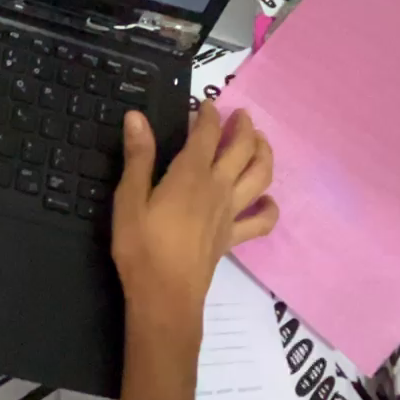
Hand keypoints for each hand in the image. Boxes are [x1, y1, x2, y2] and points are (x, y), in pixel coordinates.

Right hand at [111, 103, 277, 336]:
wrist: (165, 297)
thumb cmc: (141, 247)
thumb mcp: (129, 199)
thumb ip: (138, 157)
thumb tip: (137, 117)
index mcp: (190, 175)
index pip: (206, 134)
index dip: (209, 114)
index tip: (207, 103)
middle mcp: (218, 188)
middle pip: (242, 149)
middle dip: (244, 127)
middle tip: (241, 115)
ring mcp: (230, 213)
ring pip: (260, 176)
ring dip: (264, 154)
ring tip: (260, 142)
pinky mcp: (233, 238)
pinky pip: (262, 221)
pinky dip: (270, 207)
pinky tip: (267, 199)